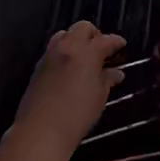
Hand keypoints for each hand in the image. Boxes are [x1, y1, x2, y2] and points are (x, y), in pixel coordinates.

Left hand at [12, 22, 125, 156]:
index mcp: (88, 52)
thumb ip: (107, 80)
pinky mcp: (37, 68)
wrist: (40, 132)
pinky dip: (63, 52)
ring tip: (83, 56)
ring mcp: (50, 56)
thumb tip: (116, 73)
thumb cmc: (77, 115)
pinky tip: (69, 68)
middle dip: (94, 35)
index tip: (121, 45)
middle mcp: (68, 47)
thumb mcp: (99, 97)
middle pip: (82, 28)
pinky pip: (53, 50)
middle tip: (101, 50)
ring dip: (76, 40)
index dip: (116, 41)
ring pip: (64, 34)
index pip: (106, 40)